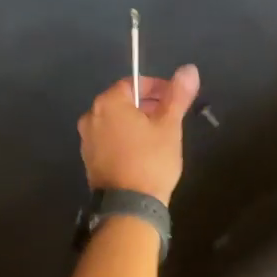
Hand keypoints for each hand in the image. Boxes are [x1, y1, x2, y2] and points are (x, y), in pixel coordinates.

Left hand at [76, 65, 199, 204]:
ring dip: (136, 122)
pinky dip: (125, 138)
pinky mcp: (89, 160)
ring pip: (116, 121)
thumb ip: (178, 95)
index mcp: (108, 103)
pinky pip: (110, 139)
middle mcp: (91, 117)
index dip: (156, 87)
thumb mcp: (169, 125)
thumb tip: (189, 69)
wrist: (129, 207)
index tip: (174, 98)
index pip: (133, 83)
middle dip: (147, 105)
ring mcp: (87, 141)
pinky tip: (143, 152)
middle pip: (123, 102)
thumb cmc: (151, 161)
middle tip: (170, 117)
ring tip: (160, 135)